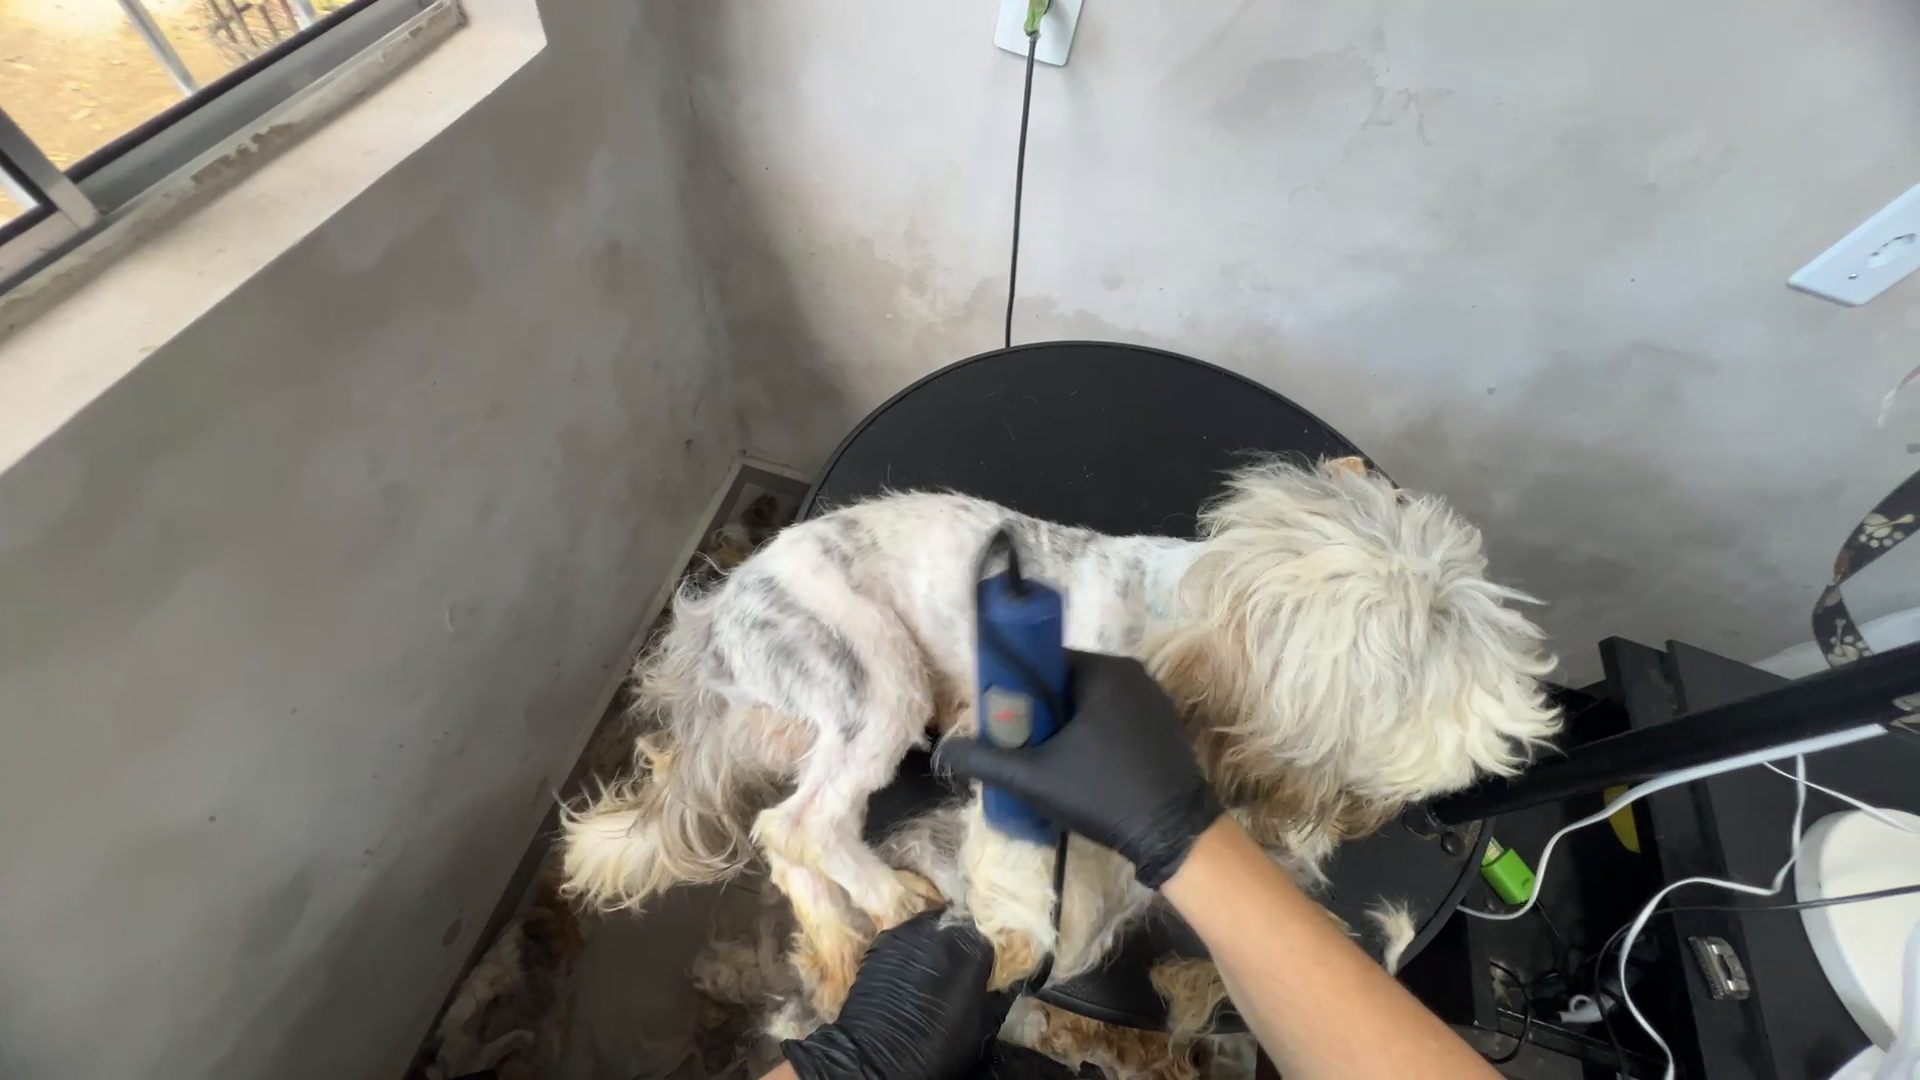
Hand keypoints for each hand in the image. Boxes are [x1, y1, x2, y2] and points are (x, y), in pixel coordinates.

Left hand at [781, 910, 1011, 1079]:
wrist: (876, 1060)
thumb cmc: (937, 1048)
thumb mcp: (981, 1029)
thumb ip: (997, 996)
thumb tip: (1005, 982)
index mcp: (972, 948)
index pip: (989, 936)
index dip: (987, 952)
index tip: (985, 967)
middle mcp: (942, 929)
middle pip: (960, 924)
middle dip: (963, 941)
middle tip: (960, 965)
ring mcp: (910, 930)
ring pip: (932, 924)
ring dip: (937, 939)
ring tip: (934, 965)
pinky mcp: (884, 938)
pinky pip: (907, 935)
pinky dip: (913, 946)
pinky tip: (911, 967)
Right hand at [935, 651, 1222, 887]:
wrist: (1177, 835)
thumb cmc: (1104, 794)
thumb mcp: (1035, 778)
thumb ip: (987, 760)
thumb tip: (947, 750)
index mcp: (1104, 670)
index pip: (1045, 661)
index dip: (1018, 685)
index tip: (1003, 715)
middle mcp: (1131, 673)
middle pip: (1067, 680)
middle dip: (1041, 708)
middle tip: (1019, 740)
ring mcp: (1153, 698)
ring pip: (1091, 700)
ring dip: (1067, 722)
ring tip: (1046, 756)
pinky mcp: (1164, 723)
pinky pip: (1115, 715)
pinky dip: (1094, 732)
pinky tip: (1082, 765)